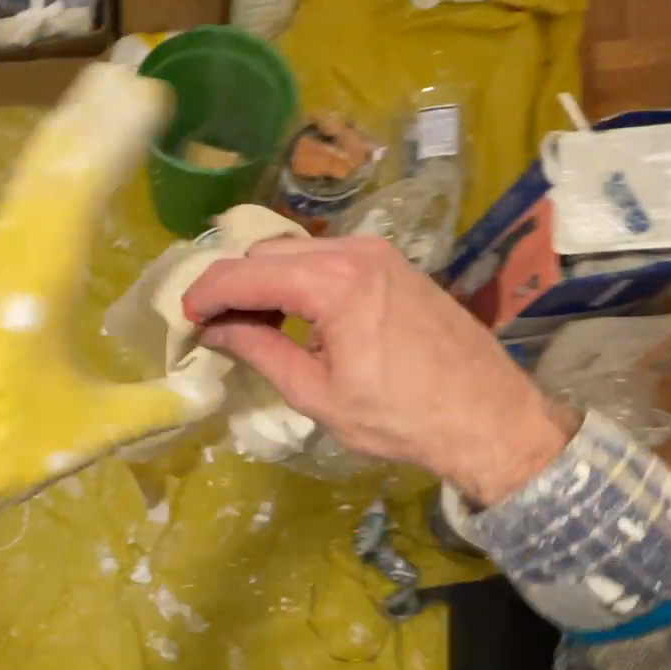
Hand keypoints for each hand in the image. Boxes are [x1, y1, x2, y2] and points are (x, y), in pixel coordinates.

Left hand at [0, 66, 222, 518]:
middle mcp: (4, 269)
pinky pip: (7, 232)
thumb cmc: (1, 450)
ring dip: (53, 154)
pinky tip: (43, 200)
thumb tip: (214, 389)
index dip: (114, 142)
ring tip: (85, 117)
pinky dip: (33, 198)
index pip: (78, 194)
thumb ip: (155, 406)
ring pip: (20, 200)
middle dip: (82, 124)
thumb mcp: (89, 432)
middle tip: (117, 76)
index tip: (147, 97)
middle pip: (42, 179)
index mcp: (36, 289)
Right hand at [181, 237, 574, 506]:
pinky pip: (325, 258)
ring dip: (263, 282)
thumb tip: (213, 330)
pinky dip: (295, 281)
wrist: (487, 415)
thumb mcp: (315, 394)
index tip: (184, 319)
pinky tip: (291, 317)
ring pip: (295, 251)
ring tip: (249, 327)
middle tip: (213, 328)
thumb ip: (258, 352)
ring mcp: (378, 252)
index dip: (206, 293)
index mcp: (334, 284)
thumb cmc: (397, 417)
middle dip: (231, 285)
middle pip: (267, 252)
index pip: (246, 274)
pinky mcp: (392, 263)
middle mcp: (355, 252)